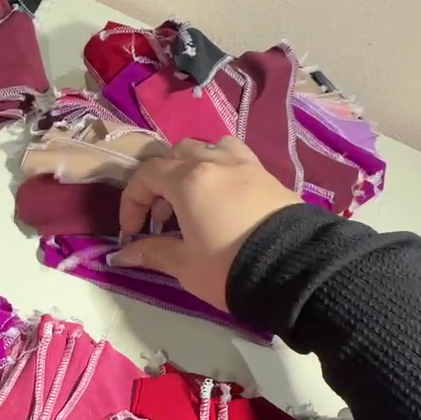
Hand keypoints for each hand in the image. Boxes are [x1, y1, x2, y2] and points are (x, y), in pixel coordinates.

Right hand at [108, 137, 302, 310]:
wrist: (297, 271)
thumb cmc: (229, 266)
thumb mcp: (185, 265)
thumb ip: (152, 252)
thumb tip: (123, 254)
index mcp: (189, 181)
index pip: (147, 175)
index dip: (132, 201)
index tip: (133, 231)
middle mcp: (216, 163)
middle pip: (177, 154)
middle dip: (161, 182)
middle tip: (162, 216)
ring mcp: (246, 166)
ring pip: (210, 148)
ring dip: (193, 167)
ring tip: (193, 198)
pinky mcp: (269, 177)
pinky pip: (237, 158)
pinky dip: (221, 171)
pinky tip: (222, 200)